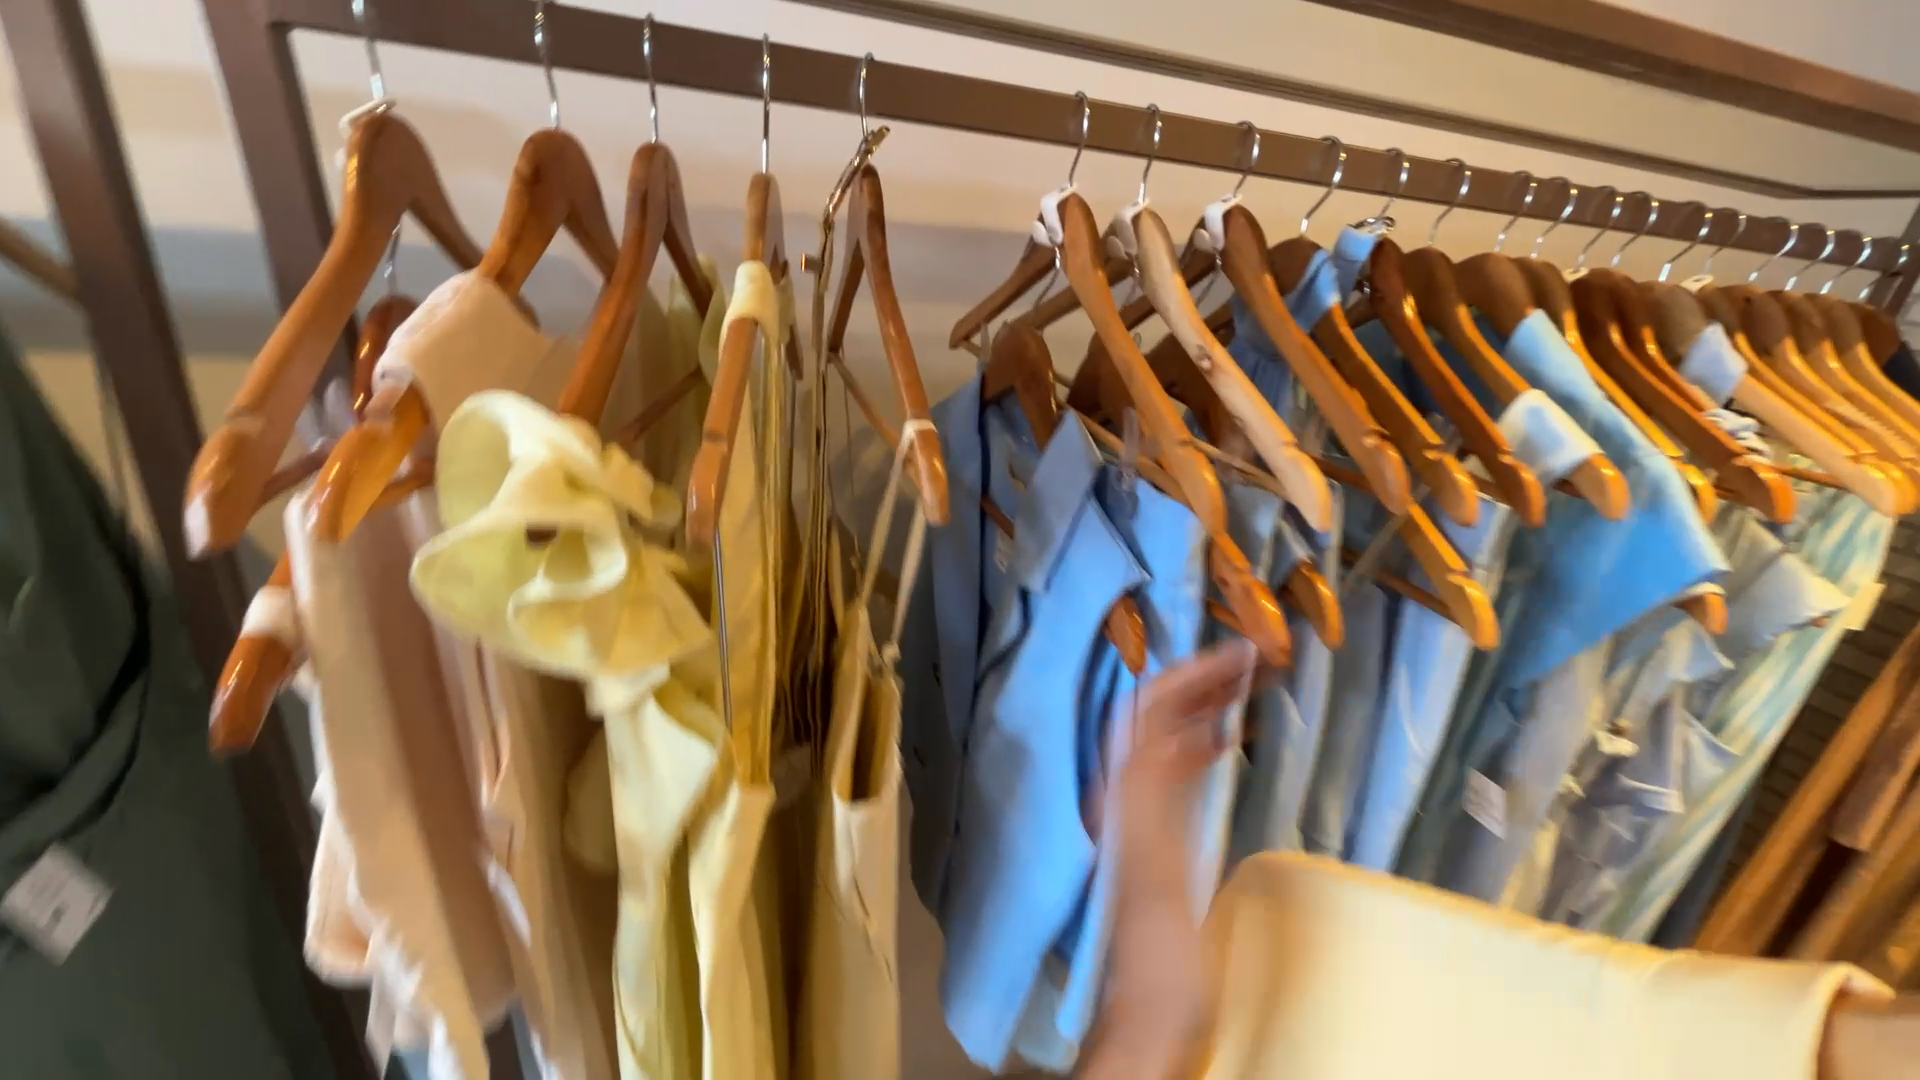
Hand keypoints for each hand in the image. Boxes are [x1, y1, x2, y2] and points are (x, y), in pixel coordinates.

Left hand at [1079, 640, 1258, 1079]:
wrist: (1148, 1004)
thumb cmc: (1159, 950)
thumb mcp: (1161, 871)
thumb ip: (1156, 802)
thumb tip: (1177, 733)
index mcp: (1126, 795)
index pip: (1148, 711)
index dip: (1188, 676)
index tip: (1235, 655)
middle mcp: (1123, 791)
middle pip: (1153, 715)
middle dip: (1197, 680)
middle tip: (1248, 660)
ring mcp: (1136, 809)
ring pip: (1163, 736)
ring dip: (1199, 705)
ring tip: (1243, 686)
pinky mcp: (1152, 830)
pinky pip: (1172, 767)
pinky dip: (1197, 741)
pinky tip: (1222, 741)